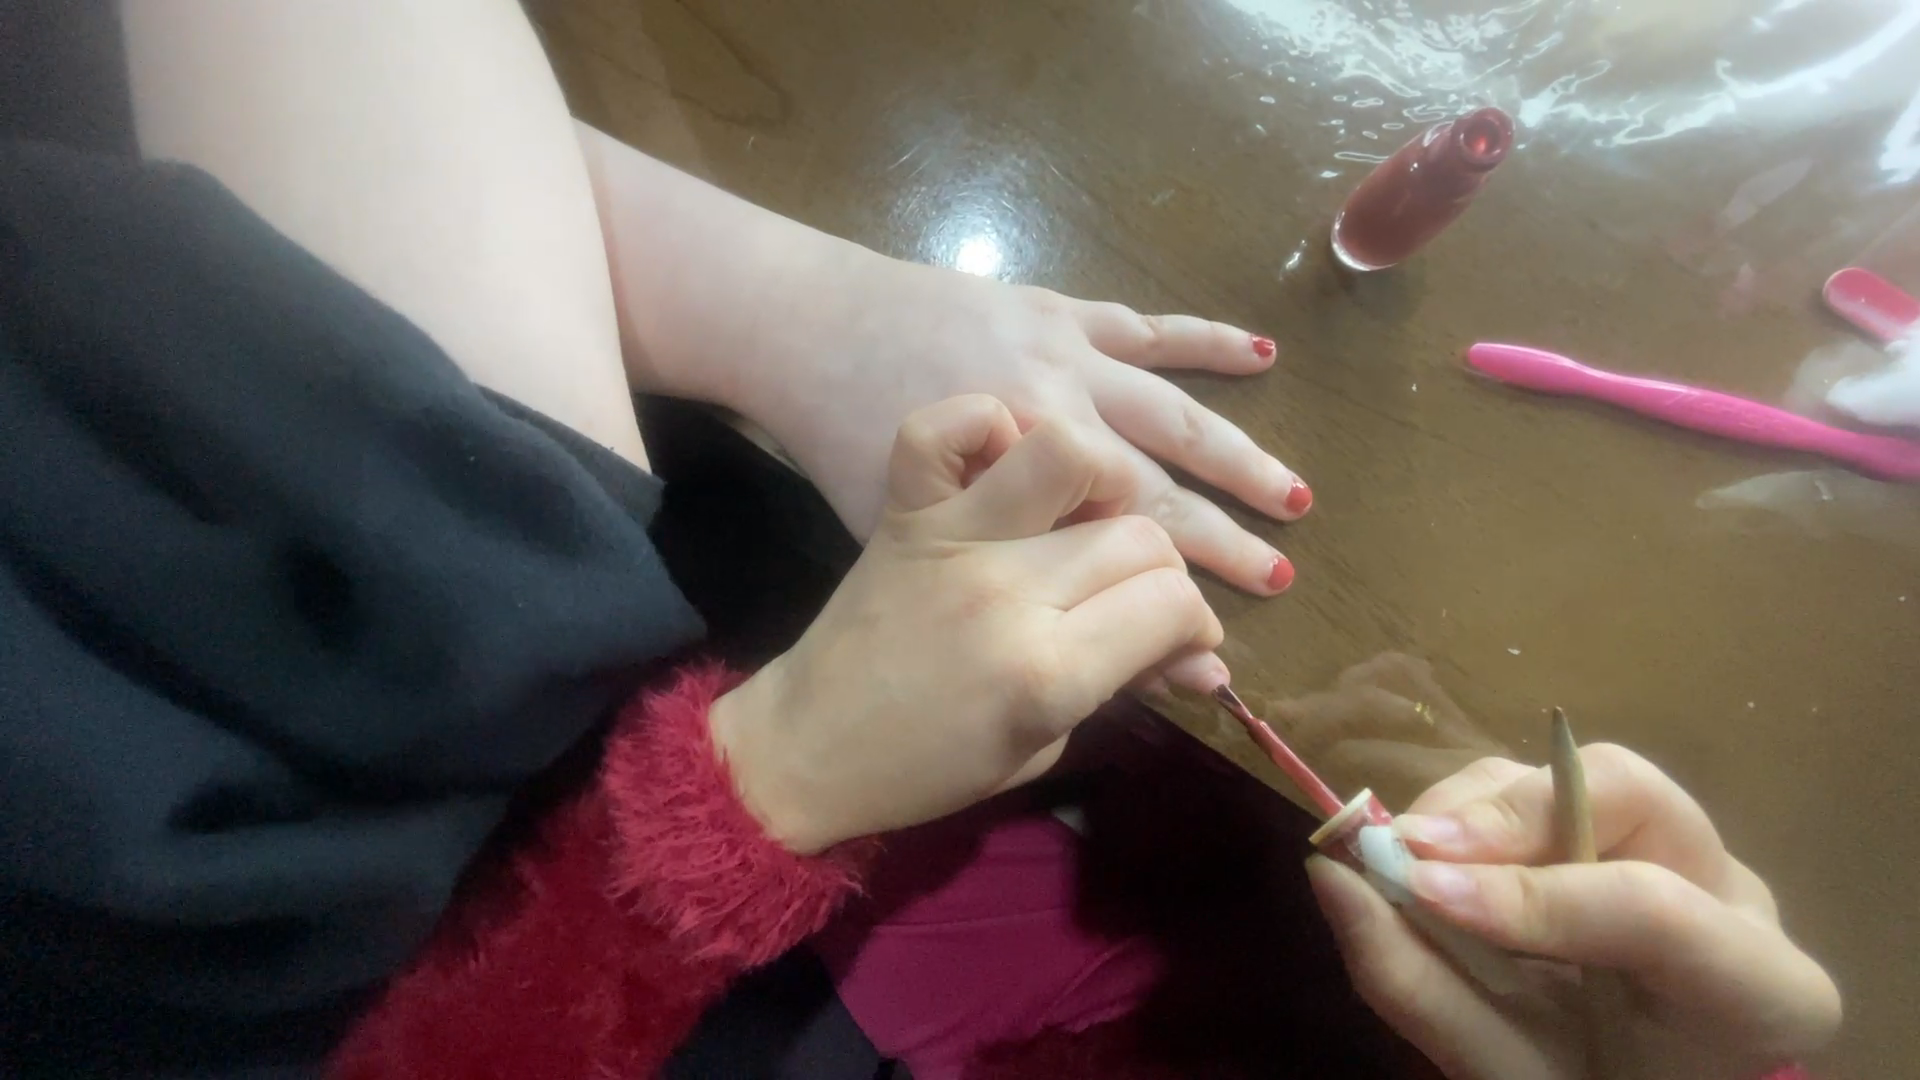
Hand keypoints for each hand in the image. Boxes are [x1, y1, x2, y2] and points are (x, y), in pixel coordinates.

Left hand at [710, 395, 1226, 853]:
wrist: (807, 747)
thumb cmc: (927, 768)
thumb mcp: (1041, 745)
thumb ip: (1121, 685)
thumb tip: (1203, 660)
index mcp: (1047, 671)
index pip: (1171, 602)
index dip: (1194, 621)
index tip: (1181, 639)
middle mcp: (1006, 589)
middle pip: (1135, 533)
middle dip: (1160, 568)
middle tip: (1136, 596)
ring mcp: (951, 538)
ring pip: (1064, 452)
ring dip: (1101, 474)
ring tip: (1091, 513)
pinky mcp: (903, 512)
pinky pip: (940, 429)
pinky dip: (981, 423)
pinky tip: (1003, 459)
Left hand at [735, 251, 1307, 595]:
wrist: (808, 334)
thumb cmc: (839, 448)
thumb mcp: (902, 542)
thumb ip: (977, 577)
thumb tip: (1084, 646)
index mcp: (1019, 493)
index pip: (1125, 561)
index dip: (1174, 602)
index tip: (1212, 643)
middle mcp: (1058, 430)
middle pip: (1162, 494)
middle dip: (1225, 540)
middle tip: (1282, 578)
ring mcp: (1062, 365)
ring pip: (1172, 416)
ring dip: (1239, 457)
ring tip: (1298, 495)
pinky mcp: (1054, 313)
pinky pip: (1142, 328)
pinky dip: (1201, 342)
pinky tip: (1259, 355)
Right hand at [1308, 745, 1839, 1079]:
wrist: (1622, 1073)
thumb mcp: (1503, 1070)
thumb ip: (1416, 985)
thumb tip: (1325, 872)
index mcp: (1753, 990)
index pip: (1657, 912)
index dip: (1529, 893)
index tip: (1417, 891)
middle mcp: (1725, 889)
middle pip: (1621, 790)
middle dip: (1498, 812)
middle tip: (1405, 849)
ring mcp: (1663, 842)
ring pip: (1554, 771)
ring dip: (1461, 807)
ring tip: (1404, 859)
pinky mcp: (1594, 819)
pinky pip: (1517, 781)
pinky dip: (1453, 809)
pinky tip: (1426, 855)